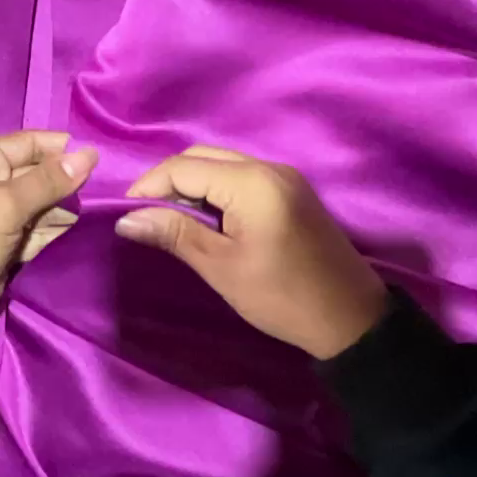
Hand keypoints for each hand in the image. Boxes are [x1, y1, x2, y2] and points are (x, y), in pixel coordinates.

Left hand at [0, 130, 98, 326]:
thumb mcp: (6, 205)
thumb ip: (49, 180)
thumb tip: (90, 154)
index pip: (25, 143)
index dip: (61, 147)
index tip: (99, 154)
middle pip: (35, 172)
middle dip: (64, 180)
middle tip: (102, 187)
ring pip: (40, 202)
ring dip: (61, 207)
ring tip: (87, 210)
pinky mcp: (5, 243)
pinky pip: (35, 228)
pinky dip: (50, 229)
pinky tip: (68, 228)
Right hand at [114, 146, 387, 358]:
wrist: (351, 319)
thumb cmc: (281, 297)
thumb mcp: (221, 267)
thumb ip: (173, 233)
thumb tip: (126, 219)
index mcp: (252, 183)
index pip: (182, 167)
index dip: (148, 186)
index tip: (125, 214)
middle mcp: (268, 167)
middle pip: (201, 157)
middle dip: (167, 182)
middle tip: (145, 217)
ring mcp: (283, 176)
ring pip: (220, 164)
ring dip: (190, 185)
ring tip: (170, 220)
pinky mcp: (290, 189)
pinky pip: (240, 175)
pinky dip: (215, 190)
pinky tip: (205, 219)